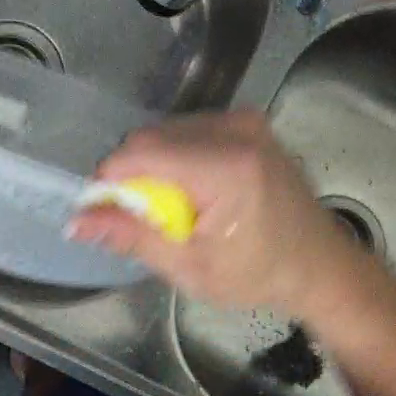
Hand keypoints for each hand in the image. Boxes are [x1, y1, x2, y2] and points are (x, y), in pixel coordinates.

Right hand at [66, 111, 372, 317]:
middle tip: (143, 218)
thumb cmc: (257, 274)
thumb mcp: (188, 267)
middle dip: (132, 176)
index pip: (141, 153)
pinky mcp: (246, 123)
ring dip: (152, 167)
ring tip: (172, 208)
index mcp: (226, 168)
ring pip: (164, 132)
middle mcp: (236, 131)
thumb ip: (131, 235)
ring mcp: (244, 121)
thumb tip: (75, 222)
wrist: (319, 265)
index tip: (104, 212)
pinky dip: (174, 159)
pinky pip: (186, 131)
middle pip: (149, 138)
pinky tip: (191, 191)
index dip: (110, 180)